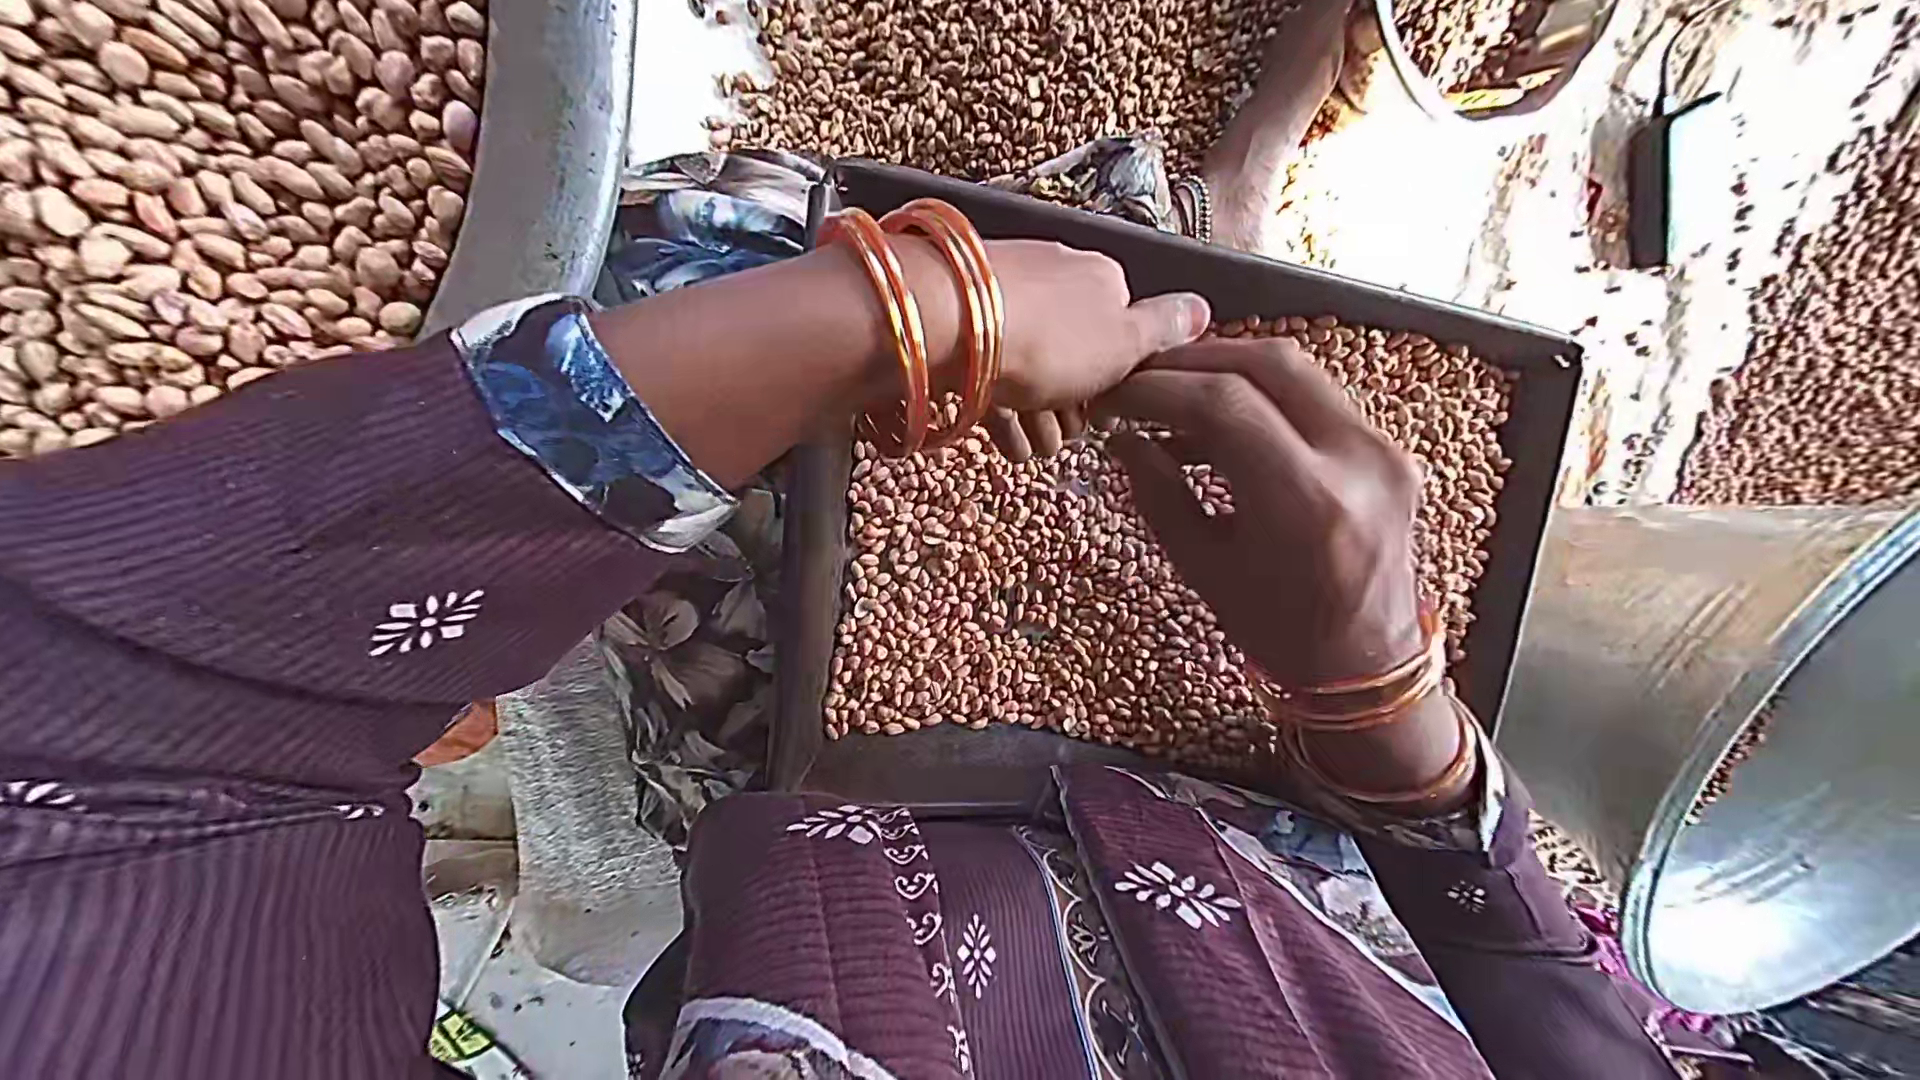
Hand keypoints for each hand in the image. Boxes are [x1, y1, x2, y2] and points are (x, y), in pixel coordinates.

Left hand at [958, 240, 1209, 460]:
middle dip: (1068, 409)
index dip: (1111, 387)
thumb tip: (1202, 308)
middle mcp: (1055, 284)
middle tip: (1061, 439)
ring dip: (1036, 418)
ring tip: (1031, 450)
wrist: (955, 323)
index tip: (1099, 419)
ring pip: (1031, 371)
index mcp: (1102, 282)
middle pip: (1072, 360)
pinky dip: (1003, 411)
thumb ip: (1165, 329)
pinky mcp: (967, 327)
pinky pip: (994, 373)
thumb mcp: (1125, 342)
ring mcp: (1007, 304)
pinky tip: (1006, 443)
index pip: (1118, 340)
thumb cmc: (1051, 339)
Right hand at [1095, 336, 1425, 685]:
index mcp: (1306, 502)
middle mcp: (1358, 460)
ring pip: (1294, 371)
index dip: (1157, 390)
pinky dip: (1254, 395)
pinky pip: (1310, 397)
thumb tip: (1122, 440)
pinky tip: (1210, 422)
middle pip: (1268, 365)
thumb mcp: (1202, 567)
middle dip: (1190, 360)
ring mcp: (1382, 448)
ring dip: (1222, 370)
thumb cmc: (1277, 628)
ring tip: (1166, 397)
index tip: (1114, 395)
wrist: (1366, 660)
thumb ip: (1160, 494)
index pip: (1224, 405)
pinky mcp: (1385, 447)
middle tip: (1137, 377)